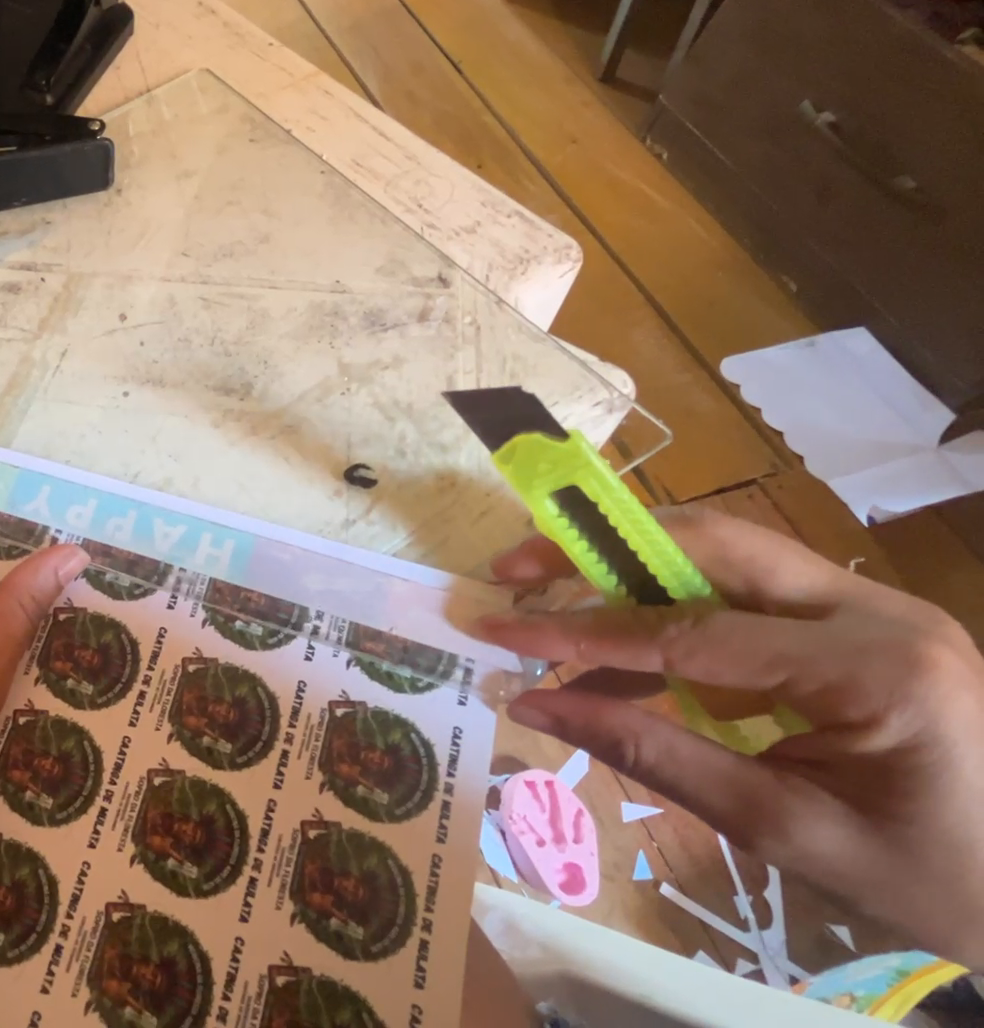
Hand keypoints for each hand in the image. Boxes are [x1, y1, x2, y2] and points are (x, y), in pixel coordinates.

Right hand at [474, 508, 983, 966]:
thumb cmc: (930, 881)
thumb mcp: (778, 827)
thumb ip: (648, 752)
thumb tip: (529, 706)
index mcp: (876, 669)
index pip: (687, 631)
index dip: (578, 631)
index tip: (496, 630)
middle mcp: (874, 610)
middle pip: (707, 544)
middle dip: (596, 549)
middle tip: (512, 567)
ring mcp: (866, 607)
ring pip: (716, 554)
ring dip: (621, 566)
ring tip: (542, 591)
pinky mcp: (848, 621)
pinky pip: (731, 594)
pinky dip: (657, 612)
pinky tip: (609, 657)